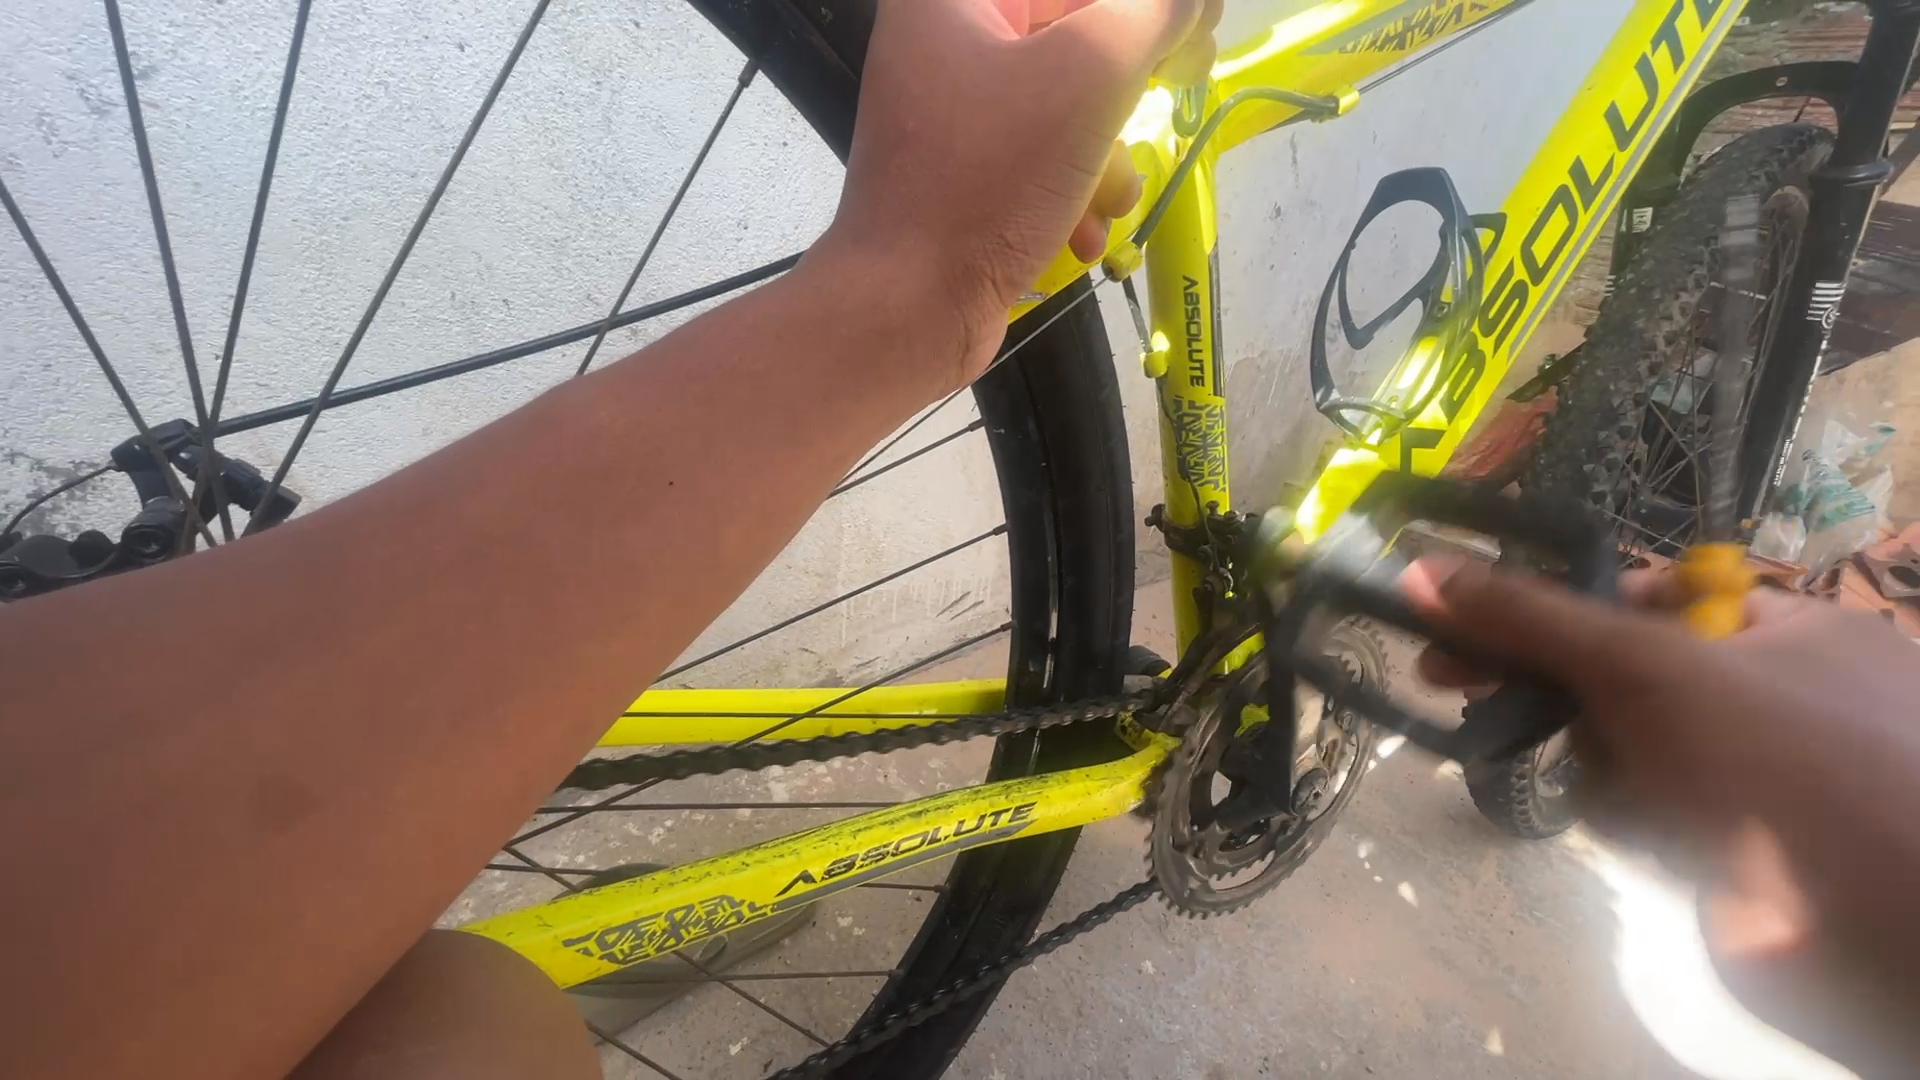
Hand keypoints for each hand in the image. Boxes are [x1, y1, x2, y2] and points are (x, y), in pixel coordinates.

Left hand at [817, 0, 1220, 388]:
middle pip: (1065, 42)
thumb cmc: (990, 182)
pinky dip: (1067, 200)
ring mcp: (948, 127)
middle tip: (1179, 90)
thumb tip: (1190, 2)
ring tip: (1115, 203)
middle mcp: (943, 51)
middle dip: (1124, 90)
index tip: (1196, 30)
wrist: (911, 310)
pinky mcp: (959, 188)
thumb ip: (1150, 15)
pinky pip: (1030, 170)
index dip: (1140, 8)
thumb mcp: (1088, 76)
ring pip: (1055, 116)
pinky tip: (1084, 238)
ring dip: (1103, 161)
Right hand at [1408, 558, 1919, 1066]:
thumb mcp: (1642, 664)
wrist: (1888, 949)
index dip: (1545, 606)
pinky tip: (1641, 829)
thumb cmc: (1778, 768)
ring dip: (1582, 752)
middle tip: (1444, 678)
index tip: (1464, 622)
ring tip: (1604, 782)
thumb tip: (1419, 570)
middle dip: (1536, 679)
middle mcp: (1764, 691)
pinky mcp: (1719, 833)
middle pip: (1607, 665)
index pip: (1631, 595)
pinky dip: (1615, 806)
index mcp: (1782, 631)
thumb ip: (1526, 616)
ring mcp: (1742, 767)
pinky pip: (1628, 794)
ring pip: (1607, 734)